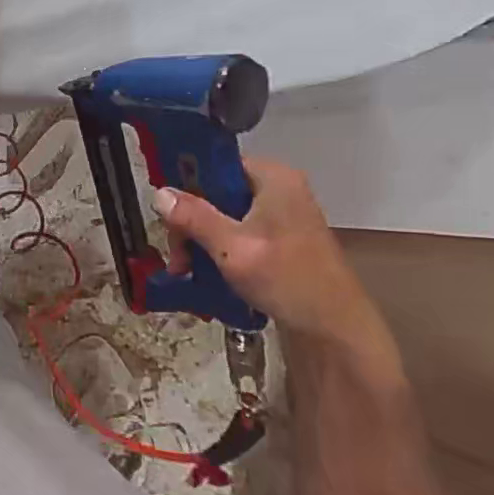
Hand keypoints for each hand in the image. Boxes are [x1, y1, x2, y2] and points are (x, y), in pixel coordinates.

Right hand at [150, 157, 375, 339]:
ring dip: (199, 241)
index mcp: (273, 178)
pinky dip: (217, 250)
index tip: (166, 214)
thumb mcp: (232, 248)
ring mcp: (280, 215)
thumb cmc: (287, 281)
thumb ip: (194, 217)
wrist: (335, 330)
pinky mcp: (280, 239)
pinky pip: (236, 233)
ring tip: (186, 269)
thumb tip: (158, 192)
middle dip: (189, 223)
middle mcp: (278, 189)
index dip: (186, 185)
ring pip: (222, 215)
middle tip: (178, 256)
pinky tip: (204, 272)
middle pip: (215, 192)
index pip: (215, 164)